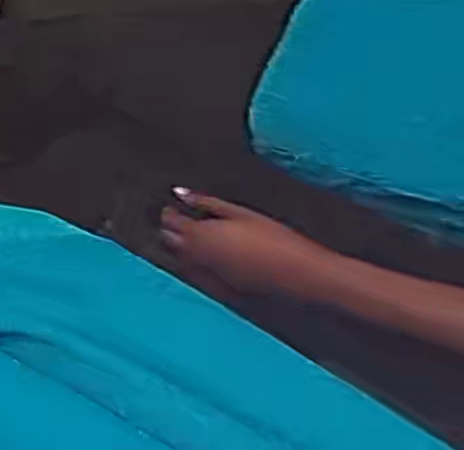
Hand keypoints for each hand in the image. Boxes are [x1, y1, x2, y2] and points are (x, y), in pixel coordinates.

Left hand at [159, 189, 341, 295]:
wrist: (314, 277)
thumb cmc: (279, 240)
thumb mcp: (241, 214)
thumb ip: (206, 203)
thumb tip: (179, 192)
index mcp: (198, 234)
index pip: (169, 221)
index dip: (170, 212)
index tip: (177, 209)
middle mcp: (197, 255)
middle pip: (169, 239)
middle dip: (172, 230)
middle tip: (186, 224)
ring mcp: (211, 275)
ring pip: (181, 259)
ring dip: (182, 249)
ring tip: (197, 242)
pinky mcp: (227, 291)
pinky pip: (200, 278)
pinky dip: (197, 269)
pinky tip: (211, 263)